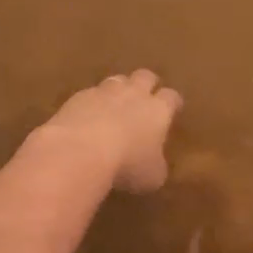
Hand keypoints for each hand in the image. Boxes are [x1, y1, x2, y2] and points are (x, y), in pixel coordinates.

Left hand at [29, 70, 182, 192]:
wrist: (81, 150)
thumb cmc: (126, 164)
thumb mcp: (152, 176)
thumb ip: (156, 165)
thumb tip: (155, 165)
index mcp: (158, 110)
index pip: (171, 97)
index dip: (173, 102)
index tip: (174, 107)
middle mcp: (134, 94)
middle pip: (145, 77)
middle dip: (147, 84)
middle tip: (145, 95)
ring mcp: (104, 92)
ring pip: (116, 80)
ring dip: (118, 89)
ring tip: (114, 103)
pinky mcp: (78, 97)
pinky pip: (90, 94)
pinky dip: (92, 103)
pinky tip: (87, 117)